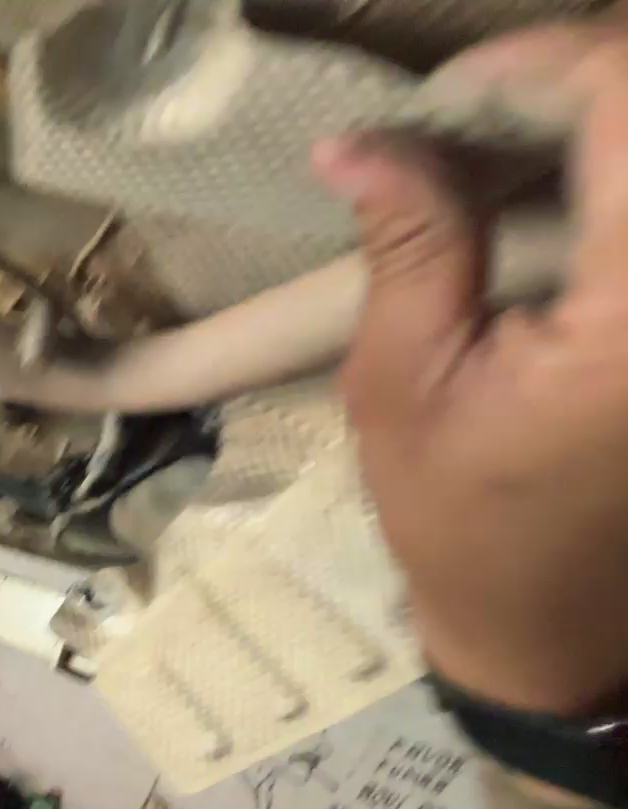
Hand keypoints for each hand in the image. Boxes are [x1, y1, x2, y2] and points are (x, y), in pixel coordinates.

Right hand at [315, 21, 627, 714]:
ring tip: (511, 147)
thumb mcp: (399, 380)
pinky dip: (625, 169)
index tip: (443, 92)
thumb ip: (407, 250)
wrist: (553, 598)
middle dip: (589, 75)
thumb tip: (357, 147)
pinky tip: (569, 187)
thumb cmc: (453, 504)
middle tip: (472, 116)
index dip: (548, 61)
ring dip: (613, 118)